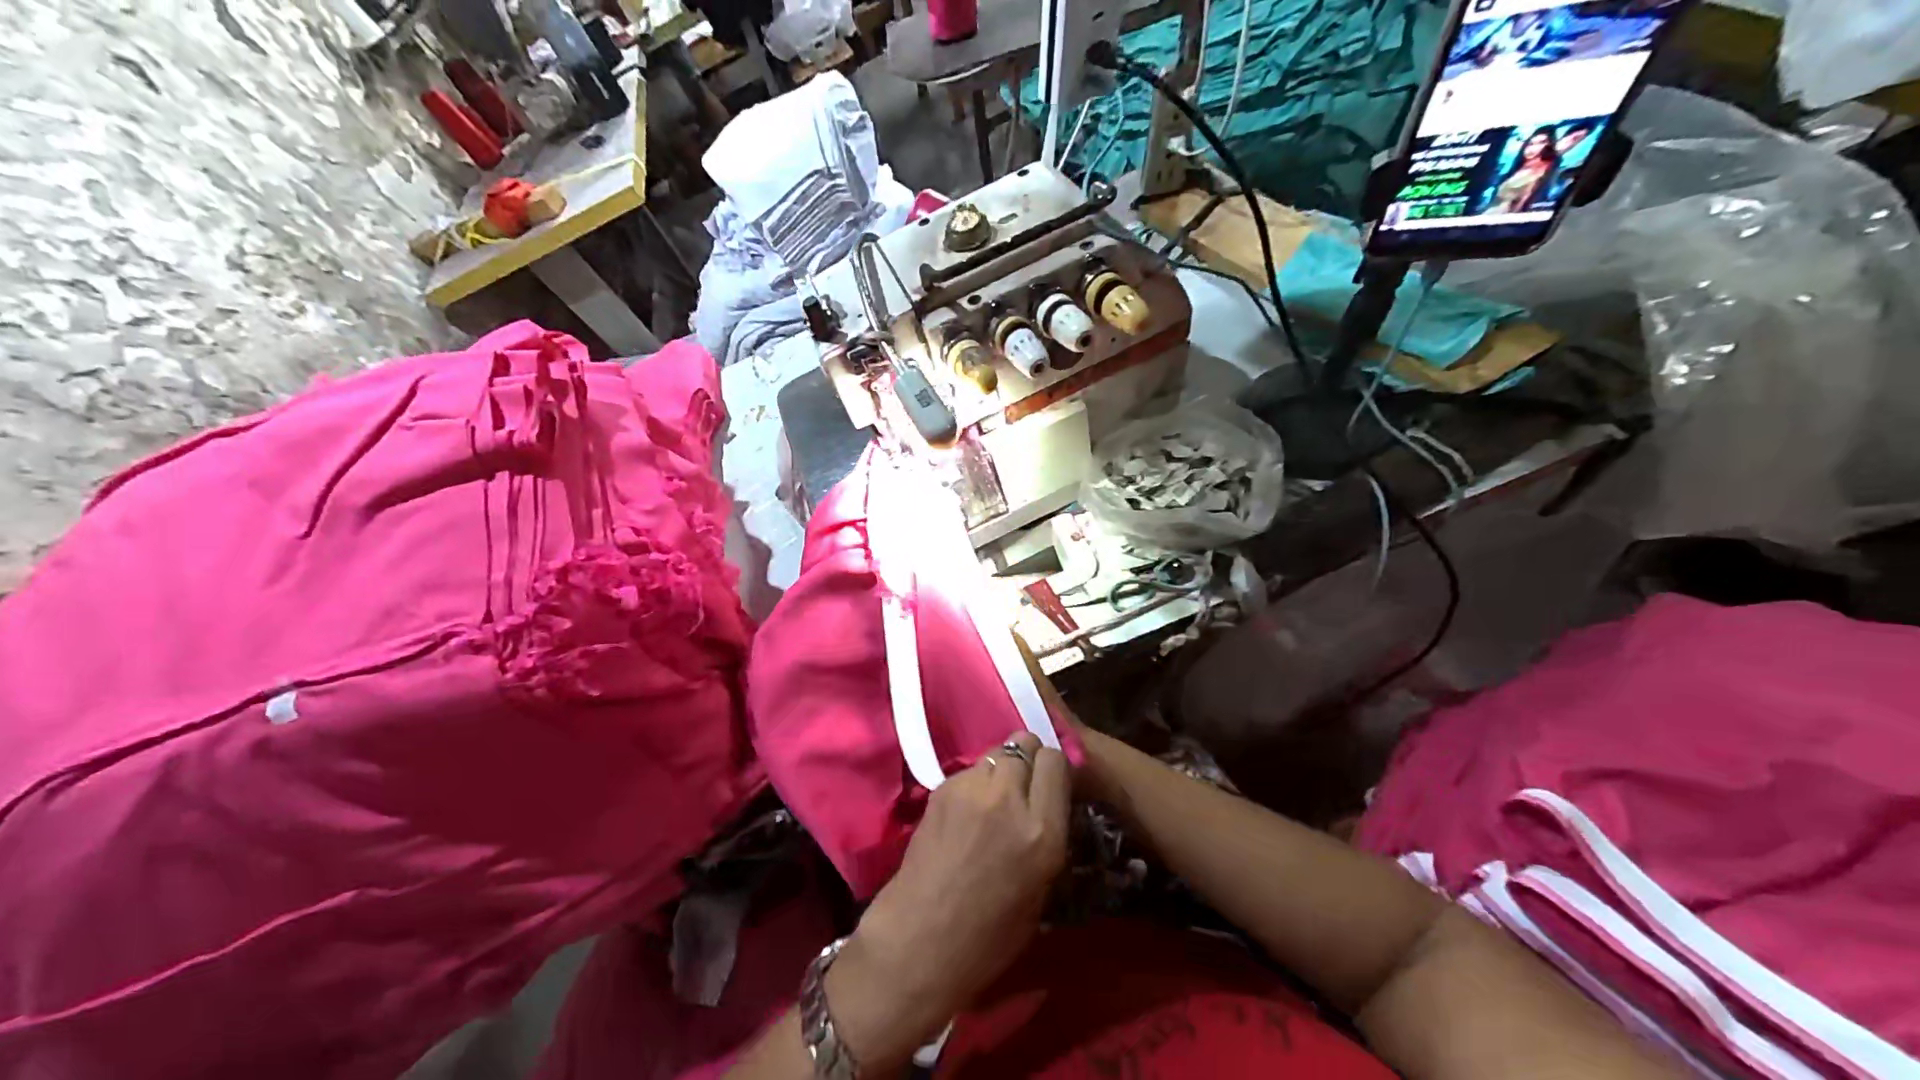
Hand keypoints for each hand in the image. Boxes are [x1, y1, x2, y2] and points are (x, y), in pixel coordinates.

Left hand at [826, 732, 1070, 1070]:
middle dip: (1027, 762)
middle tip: (1021, 789)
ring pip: (995, 753)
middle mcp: (1009, 799)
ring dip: (999, 770)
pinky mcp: (941, 789)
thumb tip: (1048, 804)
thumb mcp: (1042, 887)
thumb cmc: (990, 934)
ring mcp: (971, 789)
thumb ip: (1048, 834)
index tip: (1050, 787)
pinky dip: (973, 785)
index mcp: (1043, 830)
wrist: (922, 939)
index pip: (1056, 761)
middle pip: (1024, 744)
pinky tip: (965, 813)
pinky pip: (968, 772)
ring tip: (991, 801)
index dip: (1054, 771)